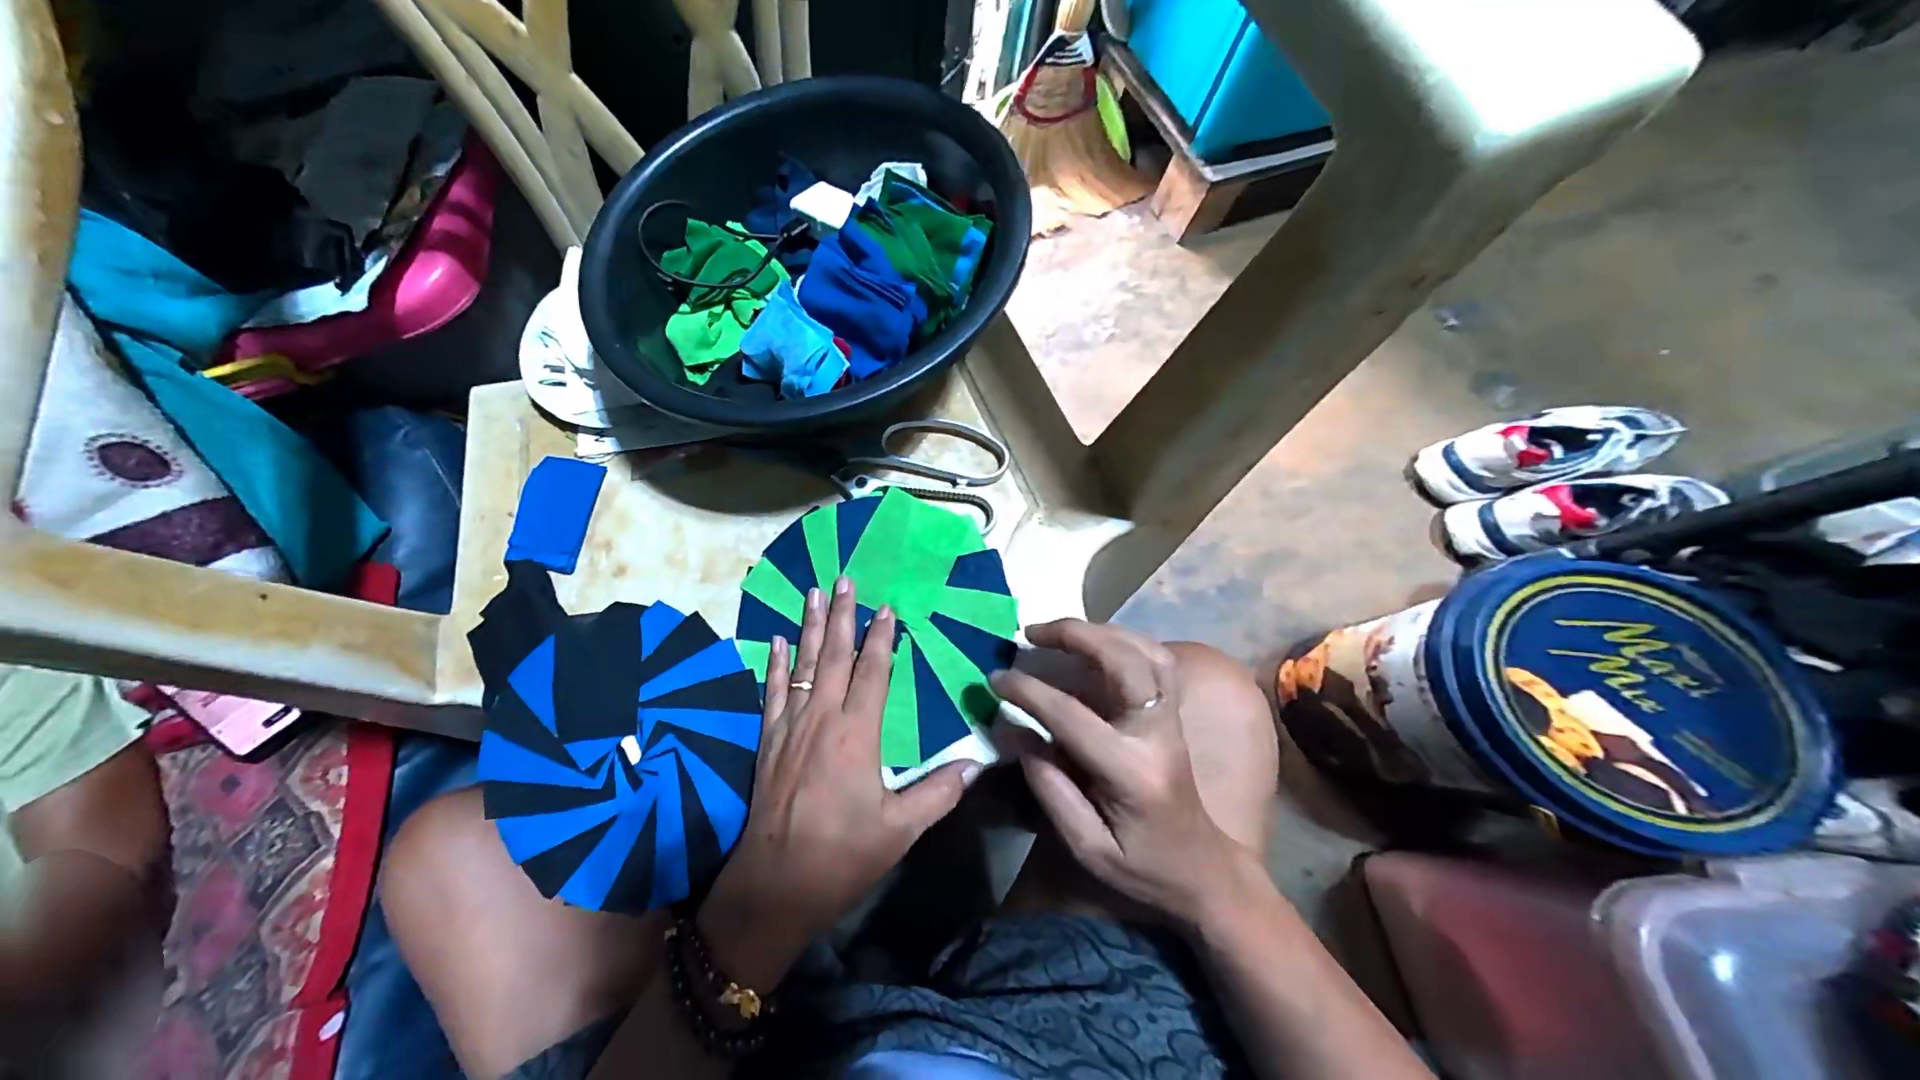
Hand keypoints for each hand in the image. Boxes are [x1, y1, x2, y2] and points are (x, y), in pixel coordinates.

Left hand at [699, 577, 980, 983]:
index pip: (873, 673)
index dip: (881, 639)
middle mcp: (822, 720)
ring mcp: (790, 728)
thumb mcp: (900, 830)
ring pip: (803, 666)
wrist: (774, 886)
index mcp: (857, 734)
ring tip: (814, 592)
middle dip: (842, 616)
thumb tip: (977, 763)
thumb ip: (939, 792)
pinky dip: (776, 665)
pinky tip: (776, 642)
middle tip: (845, 579)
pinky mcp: (767, 742)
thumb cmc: (843, 855)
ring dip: (809, 627)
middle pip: (835, 657)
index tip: (886, 607)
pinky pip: (772, 692)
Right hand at [991, 620, 1253, 926]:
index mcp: (1131, 771)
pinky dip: (1125, 640)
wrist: (1204, 871)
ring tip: (1060, 629)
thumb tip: (1013, 734)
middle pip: (1124, 662)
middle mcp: (1157, 734)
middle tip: (1031, 633)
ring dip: (1101, 630)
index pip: (1072, 716)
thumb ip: (1050, 789)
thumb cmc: (1143, 869)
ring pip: (1146, 651)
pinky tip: (1096, 641)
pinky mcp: (1175, 714)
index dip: (1030, 692)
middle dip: (1075, 636)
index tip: (996, 678)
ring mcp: (1172, 719)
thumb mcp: (1088, 847)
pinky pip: (1158, 660)